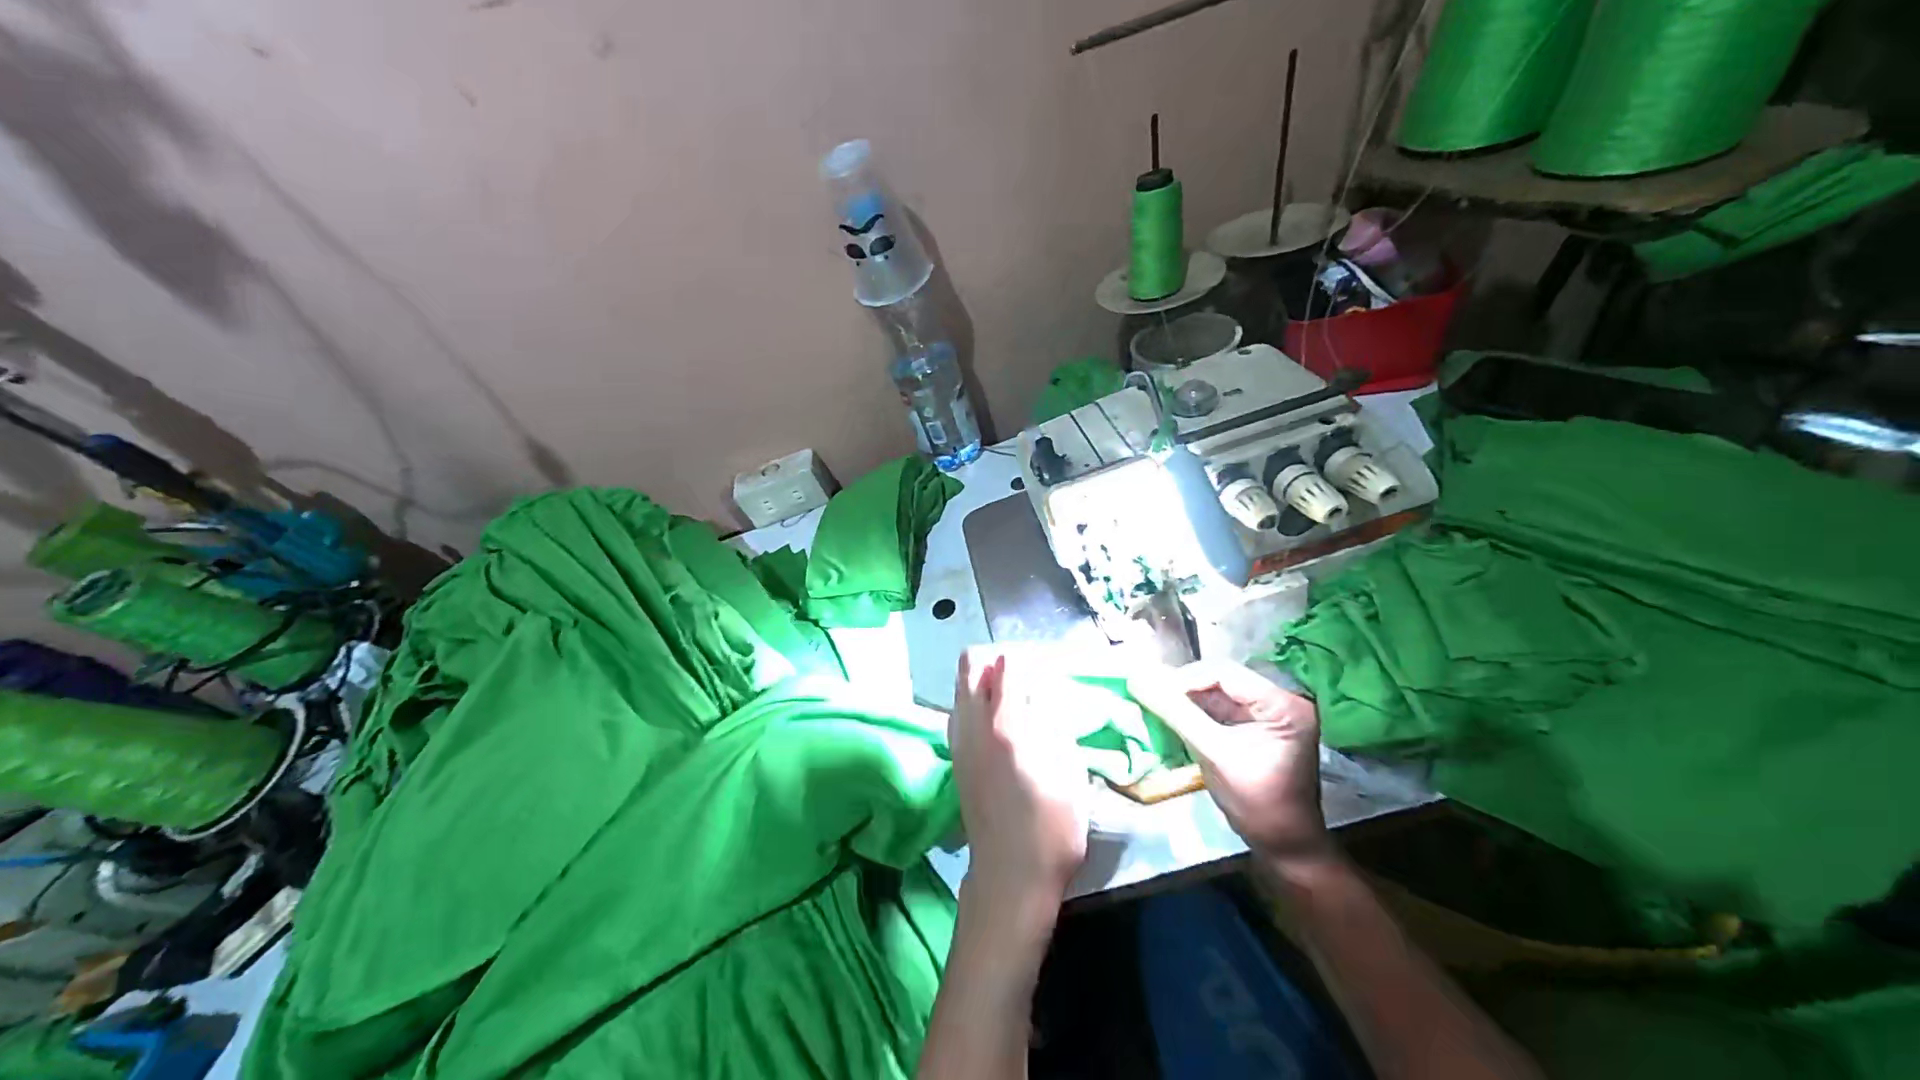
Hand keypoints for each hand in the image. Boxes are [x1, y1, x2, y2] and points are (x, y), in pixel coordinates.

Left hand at [949, 647, 1088, 902]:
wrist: (1010, 878)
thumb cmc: (1052, 831)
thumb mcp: (1071, 776)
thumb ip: (1056, 730)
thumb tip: (1043, 703)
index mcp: (1006, 729)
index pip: (1004, 669)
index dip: (1024, 659)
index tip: (1044, 663)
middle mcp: (974, 728)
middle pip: (969, 667)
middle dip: (994, 658)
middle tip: (1023, 672)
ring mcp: (959, 744)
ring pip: (959, 688)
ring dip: (981, 680)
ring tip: (1011, 693)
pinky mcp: (956, 760)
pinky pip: (958, 713)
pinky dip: (973, 703)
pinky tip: (997, 720)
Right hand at [1128, 661, 1334, 866]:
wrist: (1283, 845)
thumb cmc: (1257, 802)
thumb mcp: (1214, 754)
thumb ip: (1177, 714)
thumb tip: (1137, 679)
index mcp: (1283, 703)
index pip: (1225, 673)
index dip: (1184, 678)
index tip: (1150, 690)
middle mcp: (1280, 699)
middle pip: (1220, 678)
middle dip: (1182, 687)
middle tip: (1149, 696)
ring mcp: (1267, 712)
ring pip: (1215, 691)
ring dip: (1185, 698)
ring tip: (1154, 704)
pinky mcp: (1254, 725)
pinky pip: (1218, 707)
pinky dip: (1193, 712)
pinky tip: (1170, 716)